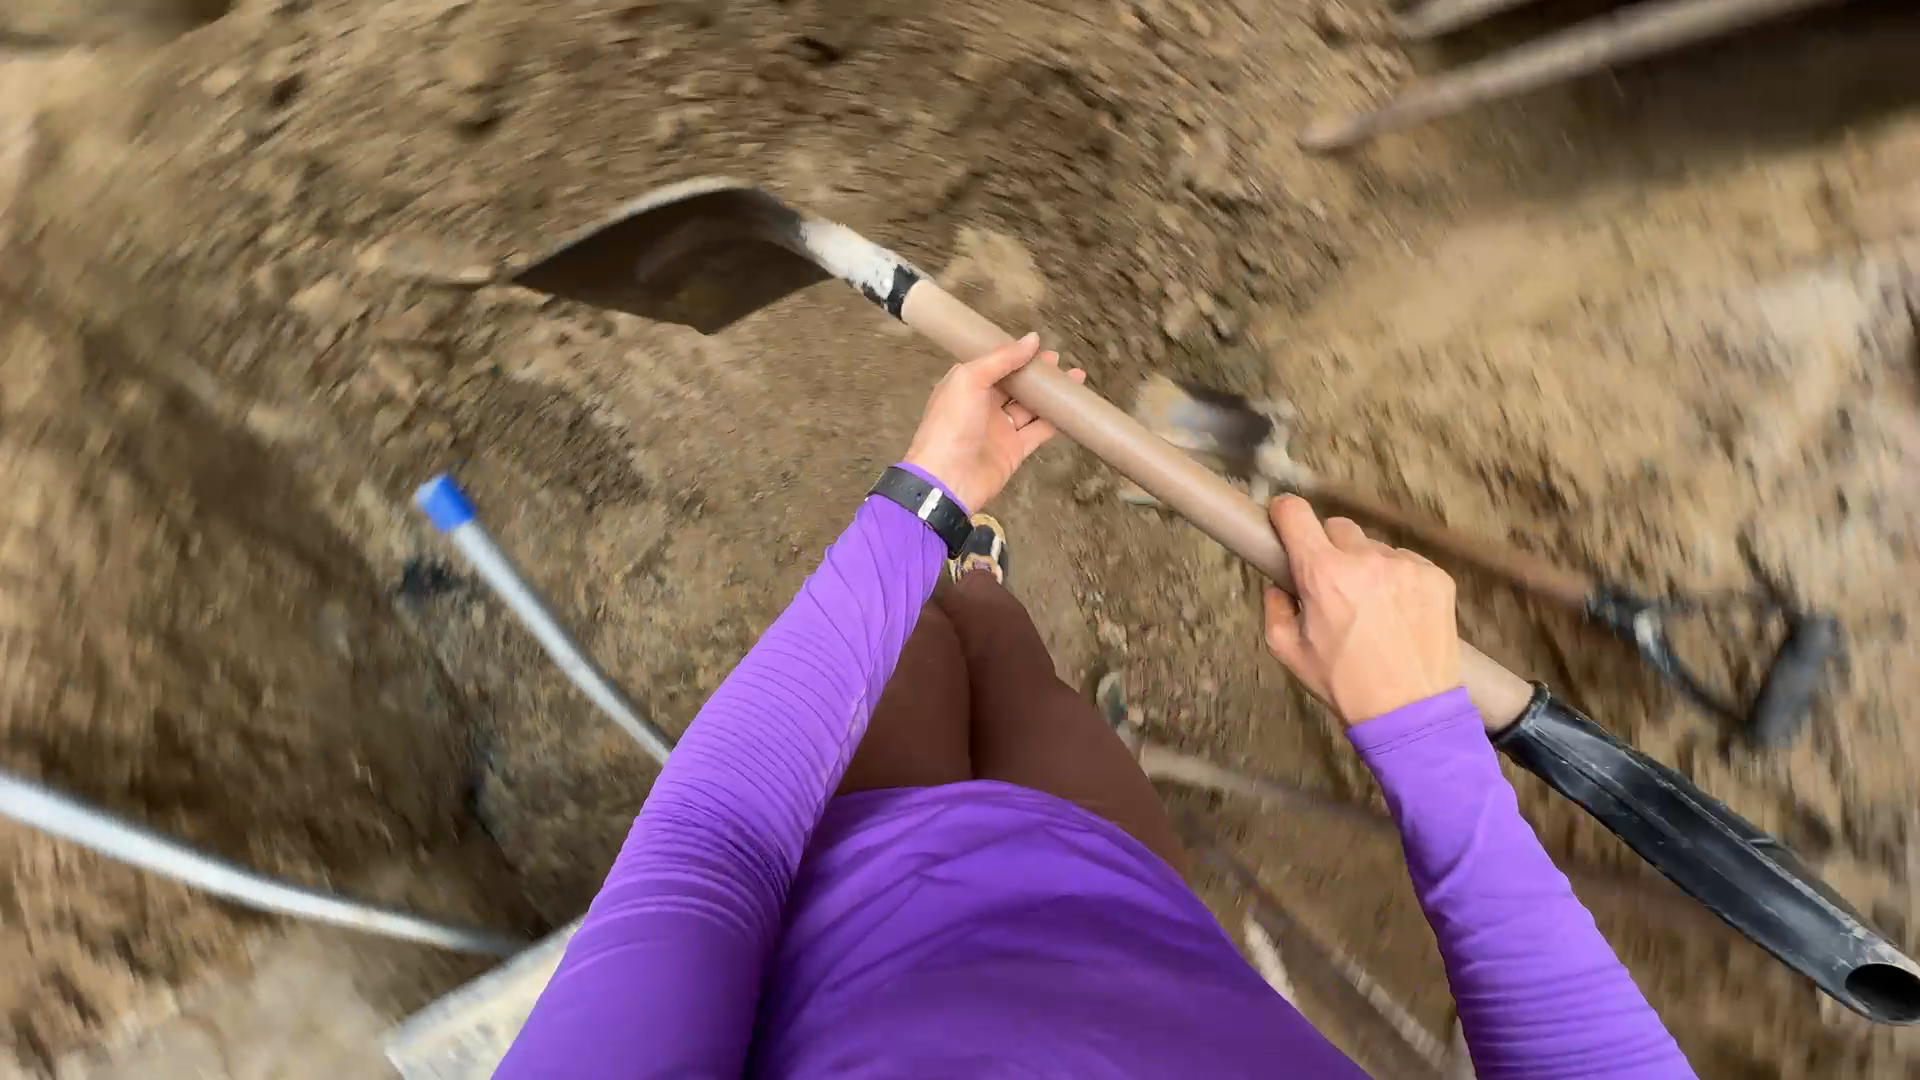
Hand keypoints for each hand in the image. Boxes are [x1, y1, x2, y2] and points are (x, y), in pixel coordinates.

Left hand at [904, 333, 1084, 510]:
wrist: (948, 478)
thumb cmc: (950, 425)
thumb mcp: (970, 380)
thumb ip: (1001, 359)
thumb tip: (1032, 339)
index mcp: (966, 387)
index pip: (995, 366)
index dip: (1016, 356)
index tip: (1039, 347)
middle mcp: (983, 406)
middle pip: (1015, 386)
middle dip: (1036, 375)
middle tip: (1059, 364)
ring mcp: (1000, 430)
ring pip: (1030, 407)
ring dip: (1051, 395)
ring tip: (1074, 379)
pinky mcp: (1015, 450)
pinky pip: (1039, 431)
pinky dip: (1056, 421)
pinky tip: (1073, 408)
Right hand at [1262, 495, 1461, 724]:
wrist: (1410, 712)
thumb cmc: (1342, 683)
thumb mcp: (1286, 650)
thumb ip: (1274, 607)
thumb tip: (1280, 586)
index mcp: (1322, 574)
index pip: (1295, 513)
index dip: (1284, 513)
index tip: (1282, 521)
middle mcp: (1364, 560)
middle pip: (1335, 526)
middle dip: (1326, 547)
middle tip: (1329, 581)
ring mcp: (1405, 566)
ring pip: (1372, 546)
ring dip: (1363, 564)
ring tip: (1369, 605)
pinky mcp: (1436, 577)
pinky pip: (1404, 562)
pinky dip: (1394, 577)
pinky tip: (1395, 610)